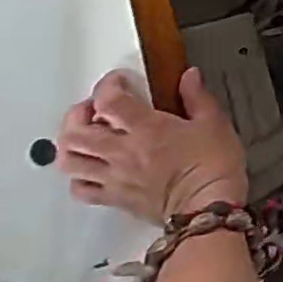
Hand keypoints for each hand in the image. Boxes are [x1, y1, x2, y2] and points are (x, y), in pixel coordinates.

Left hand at [59, 68, 248, 222]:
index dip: (108, 84)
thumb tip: (189, 76)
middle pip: (75, 130)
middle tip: (94, 107)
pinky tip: (92, 167)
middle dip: (78, 113)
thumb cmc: (214, 162)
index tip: (119, 80)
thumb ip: (197, 96)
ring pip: (68, 160)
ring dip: (70, 144)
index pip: (110, 100)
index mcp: (147, 128)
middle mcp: (122, 151)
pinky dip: (78, 175)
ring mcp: (113, 176)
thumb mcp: (214, 121)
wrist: (208, 205)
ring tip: (86, 135)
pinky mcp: (113, 198)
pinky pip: (79, 188)